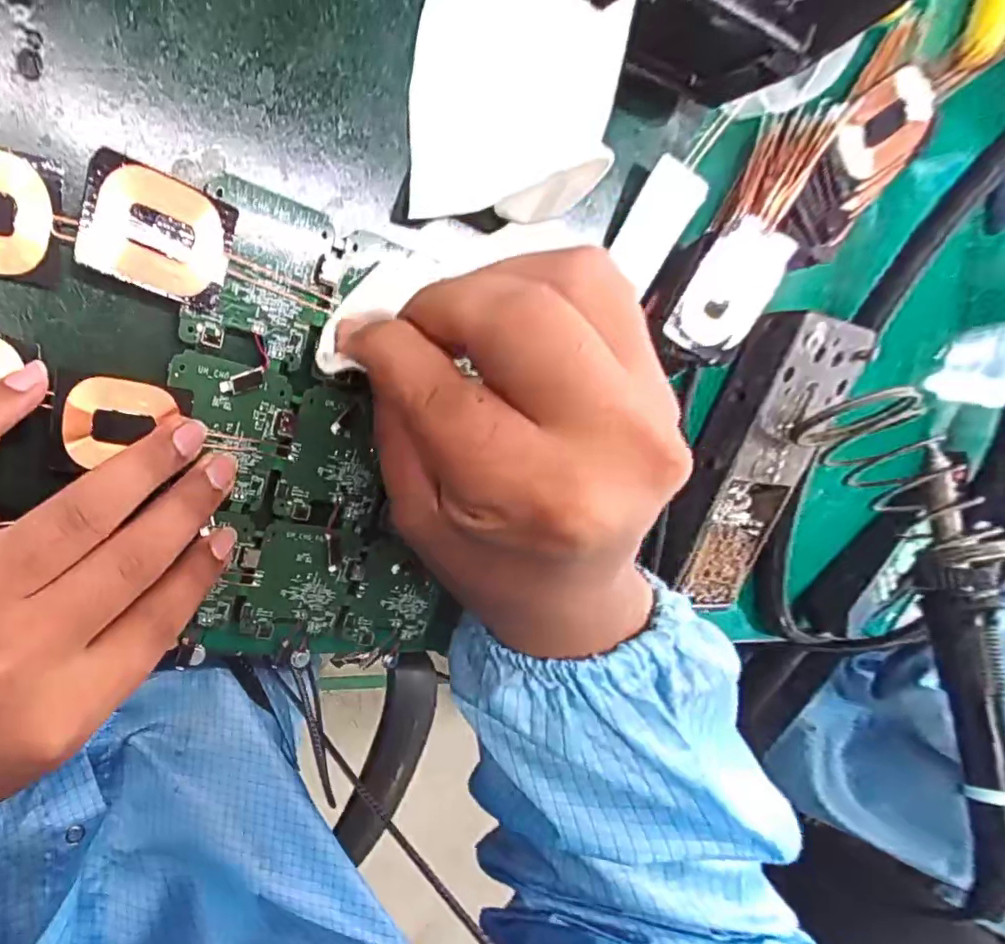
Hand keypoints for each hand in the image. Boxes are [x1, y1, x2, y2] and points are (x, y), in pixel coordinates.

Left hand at [0, 361, 238, 855]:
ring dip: (137, 466)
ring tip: (177, 432)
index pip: (154, 624)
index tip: (220, 535)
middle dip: (182, 504)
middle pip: (128, 558)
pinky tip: (35, 381)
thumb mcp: (35, 752)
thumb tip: (146, 608)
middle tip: (215, 463)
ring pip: (76, 514)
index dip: (194, 574)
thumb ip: (94, 685)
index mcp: (64, 708)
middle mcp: (28, 647)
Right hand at [338, 247, 689, 658]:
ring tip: (451, 317)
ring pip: (571, 277)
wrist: (574, 590)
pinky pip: (602, 290)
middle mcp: (606, 440)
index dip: (386, 347)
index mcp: (529, 493)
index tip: (356, 336)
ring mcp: (651, 403)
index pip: (442, 388)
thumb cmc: (483, 564)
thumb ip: (398, 422)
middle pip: (518, 313)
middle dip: (438, 303)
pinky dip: (535, 285)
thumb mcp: (414, 510)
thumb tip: (376, 345)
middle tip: (404, 325)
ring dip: (491, 281)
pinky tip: (499, 316)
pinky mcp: (663, 379)